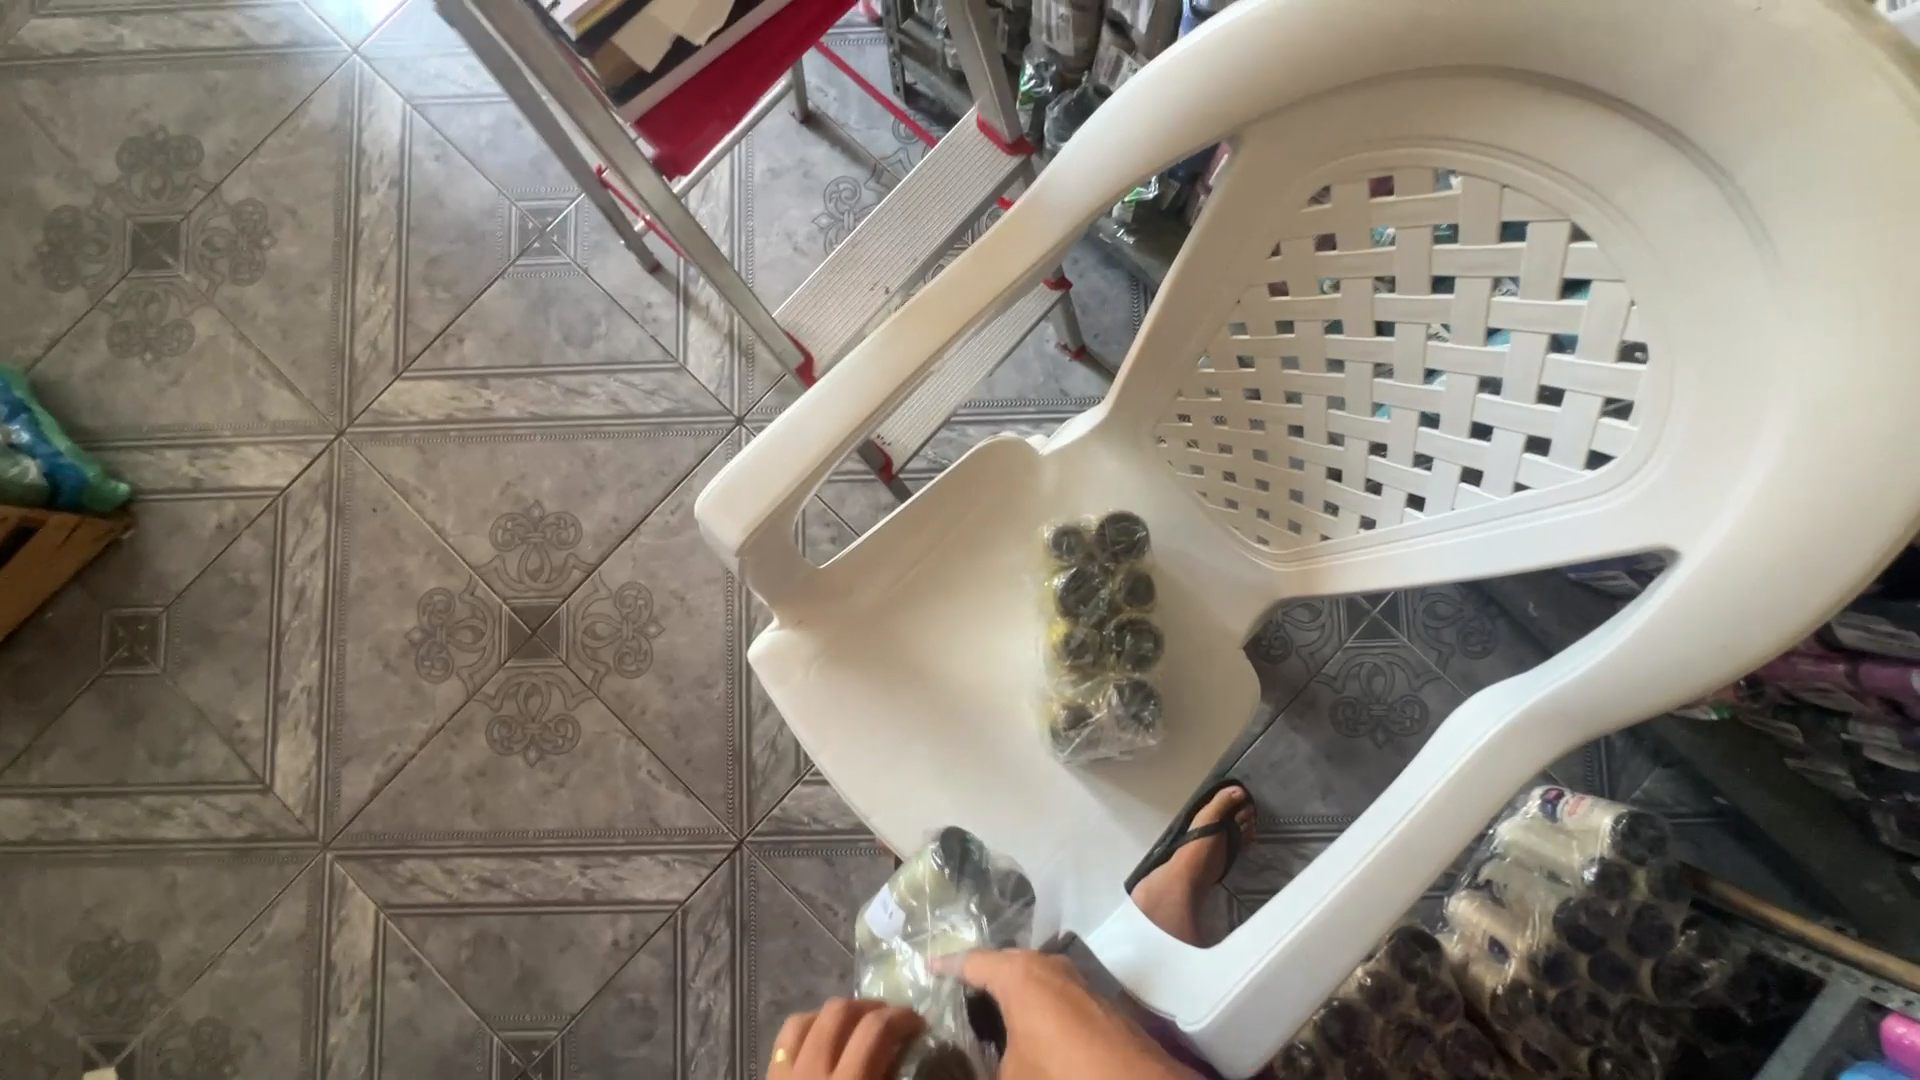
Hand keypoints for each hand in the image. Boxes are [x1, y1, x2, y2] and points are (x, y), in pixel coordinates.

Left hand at [769, 998, 924, 1079]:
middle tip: (891, 1020)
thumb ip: (890, 1077)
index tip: (919, 1023)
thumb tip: (908, 1052)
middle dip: (871, 1008)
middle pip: (840, 1013)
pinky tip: (822, 1040)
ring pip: (806, 1019)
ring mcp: (783, 1075)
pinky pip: (783, 1040)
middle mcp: (810, 1073)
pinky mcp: (769, 1079)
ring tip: (857, 1026)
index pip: (875, 1031)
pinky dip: (807, 1030)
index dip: (902, 1018)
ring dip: (837, 1015)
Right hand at [945, 949, 1201, 1079]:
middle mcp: (1046, 966)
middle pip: (1004, 963)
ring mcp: (1075, 980)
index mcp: (1018, 976)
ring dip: (1011, 989)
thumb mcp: (1011, 1077)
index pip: (972, 962)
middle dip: (981, 974)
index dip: (948, 964)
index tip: (928, 963)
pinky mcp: (1097, 1001)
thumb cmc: (1063, 1075)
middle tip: (956, 987)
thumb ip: (988, 1064)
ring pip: (1032, 975)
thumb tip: (986, 1060)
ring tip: (989, 1008)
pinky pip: (1054, 992)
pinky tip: (1030, 1026)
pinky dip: (1036, 1002)